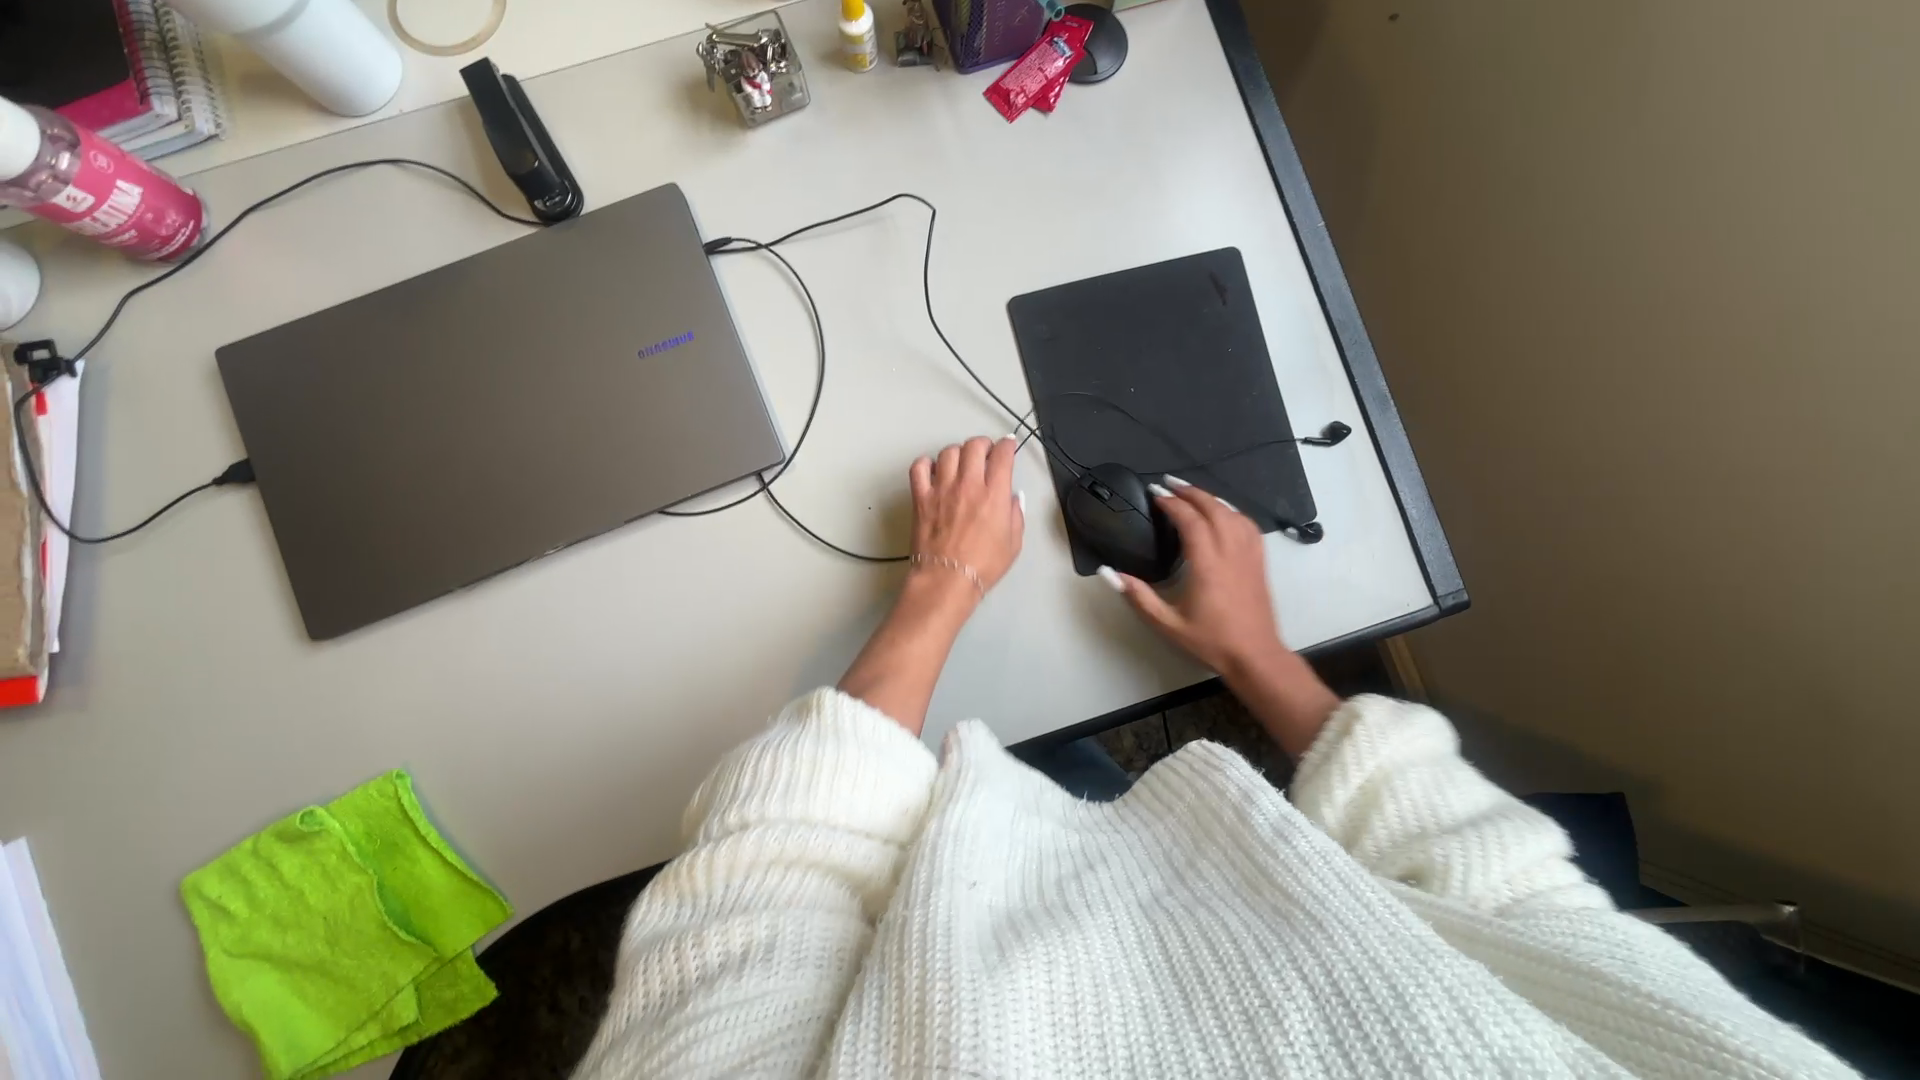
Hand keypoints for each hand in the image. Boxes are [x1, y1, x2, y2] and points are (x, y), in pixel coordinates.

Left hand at [909, 435, 1025, 594]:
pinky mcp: (921, 498)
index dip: (1007, 445)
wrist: (946, 580)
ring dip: (958, 452)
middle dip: (983, 444)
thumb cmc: (982, 566)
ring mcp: (942, 489)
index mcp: (995, 494)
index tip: (1007, 446)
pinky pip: (919, 467)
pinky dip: (926, 464)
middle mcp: (968, 485)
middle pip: (974, 445)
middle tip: (985, 453)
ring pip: (948, 452)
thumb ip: (1016, 515)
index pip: (1003, 454)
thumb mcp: (1014, 543)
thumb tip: (1013, 499)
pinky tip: (933, 471)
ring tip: (960, 463)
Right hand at [1105, 478, 1339, 756]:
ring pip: (1232, 513)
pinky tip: (1222, 512)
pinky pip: (1248, 525)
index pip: (1190, 521)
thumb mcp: (1167, 624)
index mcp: (1207, 565)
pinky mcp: (1259, 561)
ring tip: (1191, 493)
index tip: (1155, 495)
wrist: (1254, 654)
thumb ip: (1138, 597)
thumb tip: (1110, 574)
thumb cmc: (1211, 640)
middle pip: (1213, 509)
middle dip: (1190, 492)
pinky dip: (1232, 511)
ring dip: (1211, 498)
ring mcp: (1249, 555)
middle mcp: (1230, 553)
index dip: (1172, 504)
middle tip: (1168, 484)